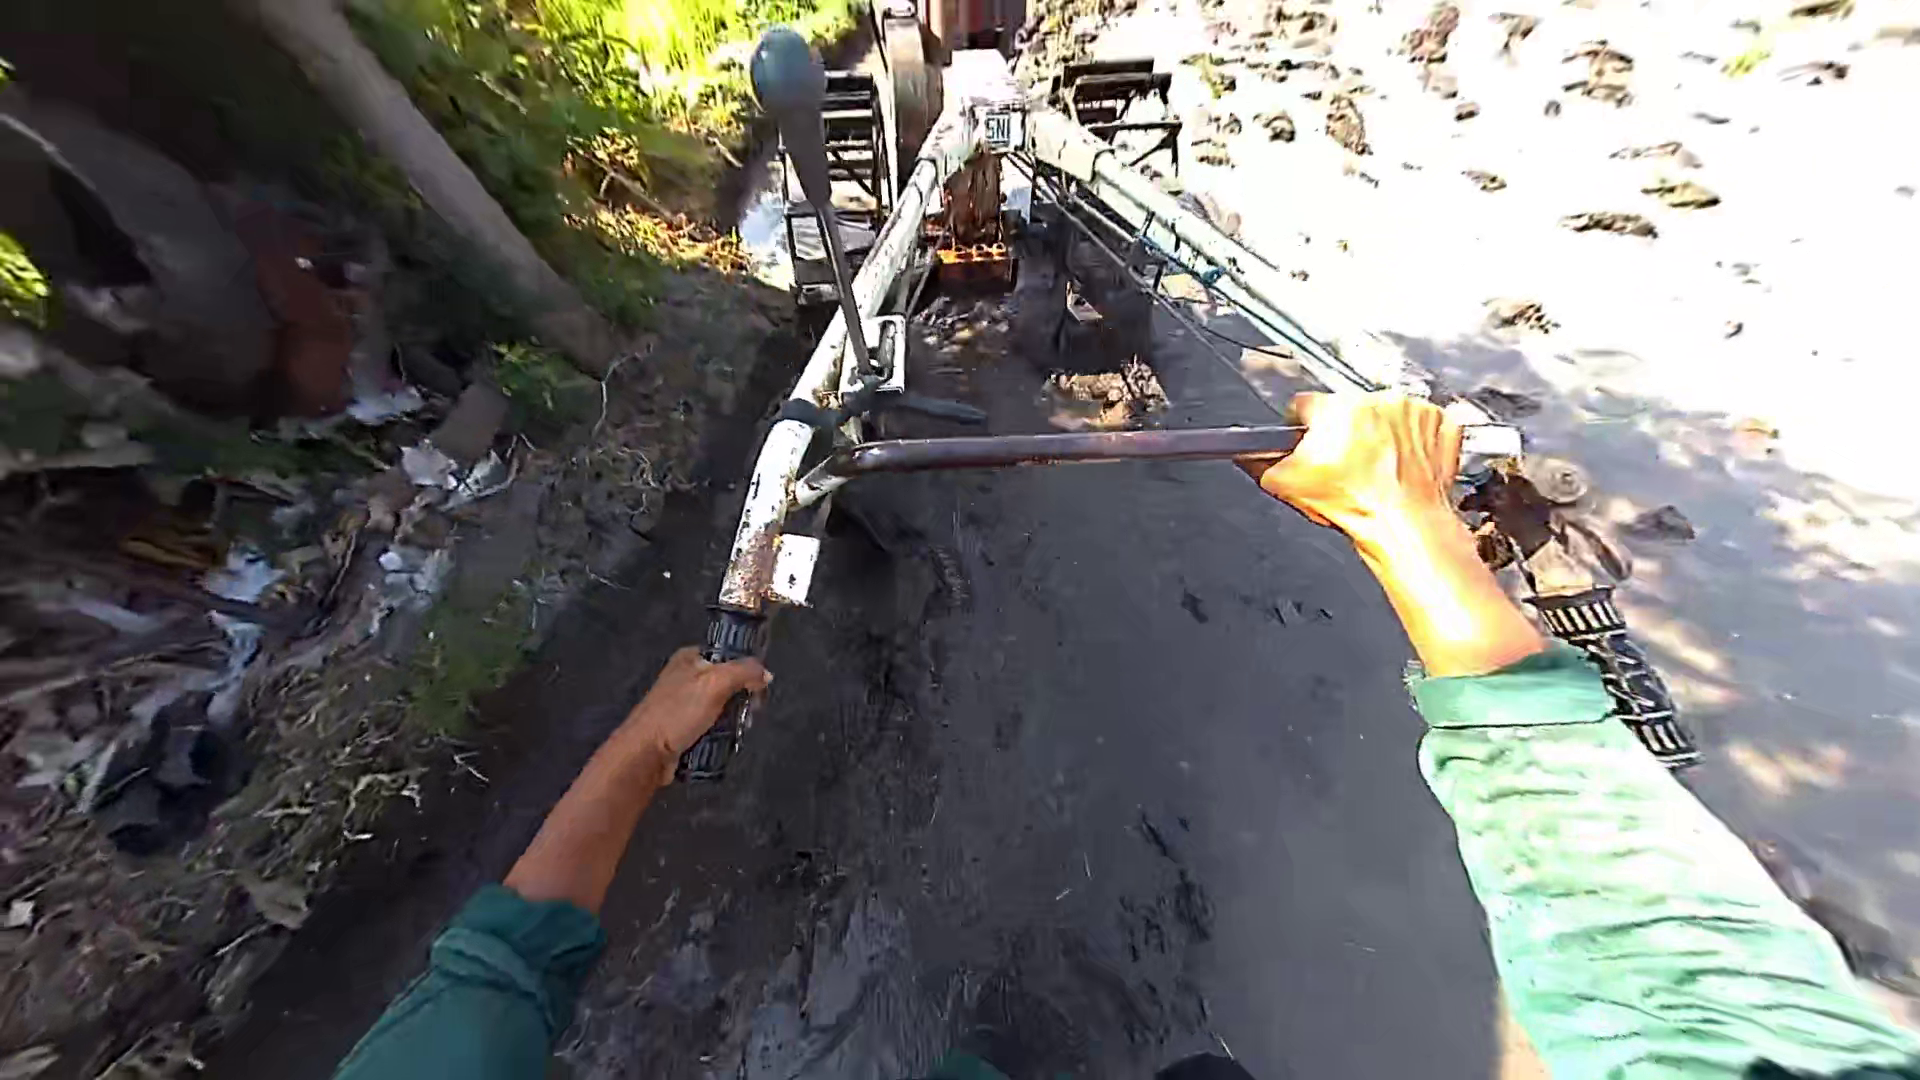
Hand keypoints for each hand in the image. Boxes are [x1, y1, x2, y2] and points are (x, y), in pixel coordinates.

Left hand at [616, 647, 770, 783]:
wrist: (645, 754)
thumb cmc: (678, 713)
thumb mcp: (715, 683)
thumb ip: (745, 671)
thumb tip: (766, 675)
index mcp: (690, 656)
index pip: (730, 653)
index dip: (748, 667)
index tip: (759, 685)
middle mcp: (686, 674)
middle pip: (729, 678)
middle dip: (743, 694)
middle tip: (751, 709)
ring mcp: (683, 700)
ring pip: (724, 701)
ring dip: (735, 713)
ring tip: (741, 726)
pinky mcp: (683, 723)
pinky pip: (714, 719)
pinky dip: (723, 726)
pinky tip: (728, 735)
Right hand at [1239, 391, 1462, 545]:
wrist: (1402, 524)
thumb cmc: (1352, 504)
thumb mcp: (1284, 484)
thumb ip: (1258, 462)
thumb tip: (1246, 453)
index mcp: (1335, 408)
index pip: (1304, 405)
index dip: (1300, 428)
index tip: (1306, 443)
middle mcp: (1376, 401)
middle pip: (1345, 410)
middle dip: (1340, 432)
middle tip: (1339, 464)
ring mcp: (1414, 410)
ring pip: (1382, 415)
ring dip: (1374, 434)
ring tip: (1369, 468)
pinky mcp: (1443, 424)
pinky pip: (1417, 425)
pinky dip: (1408, 442)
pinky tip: (1396, 465)